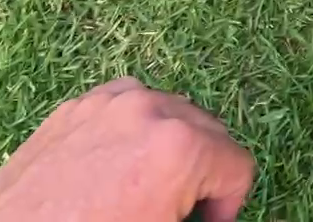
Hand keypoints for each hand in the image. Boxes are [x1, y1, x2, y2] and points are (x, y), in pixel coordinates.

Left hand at [0, 77, 254, 221]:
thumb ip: (200, 215)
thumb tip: (207, 211)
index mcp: (177, 146)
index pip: (238, 164)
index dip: (227, 205)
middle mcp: (148, 108)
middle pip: (209, 129)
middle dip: (202, 173)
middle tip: (179, 214)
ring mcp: (107, 101)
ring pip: (168, 111)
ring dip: (169, 146)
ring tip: (145, 193)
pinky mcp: (75, 106)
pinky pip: (125, 106)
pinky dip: (132, 132)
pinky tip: (112, 173)